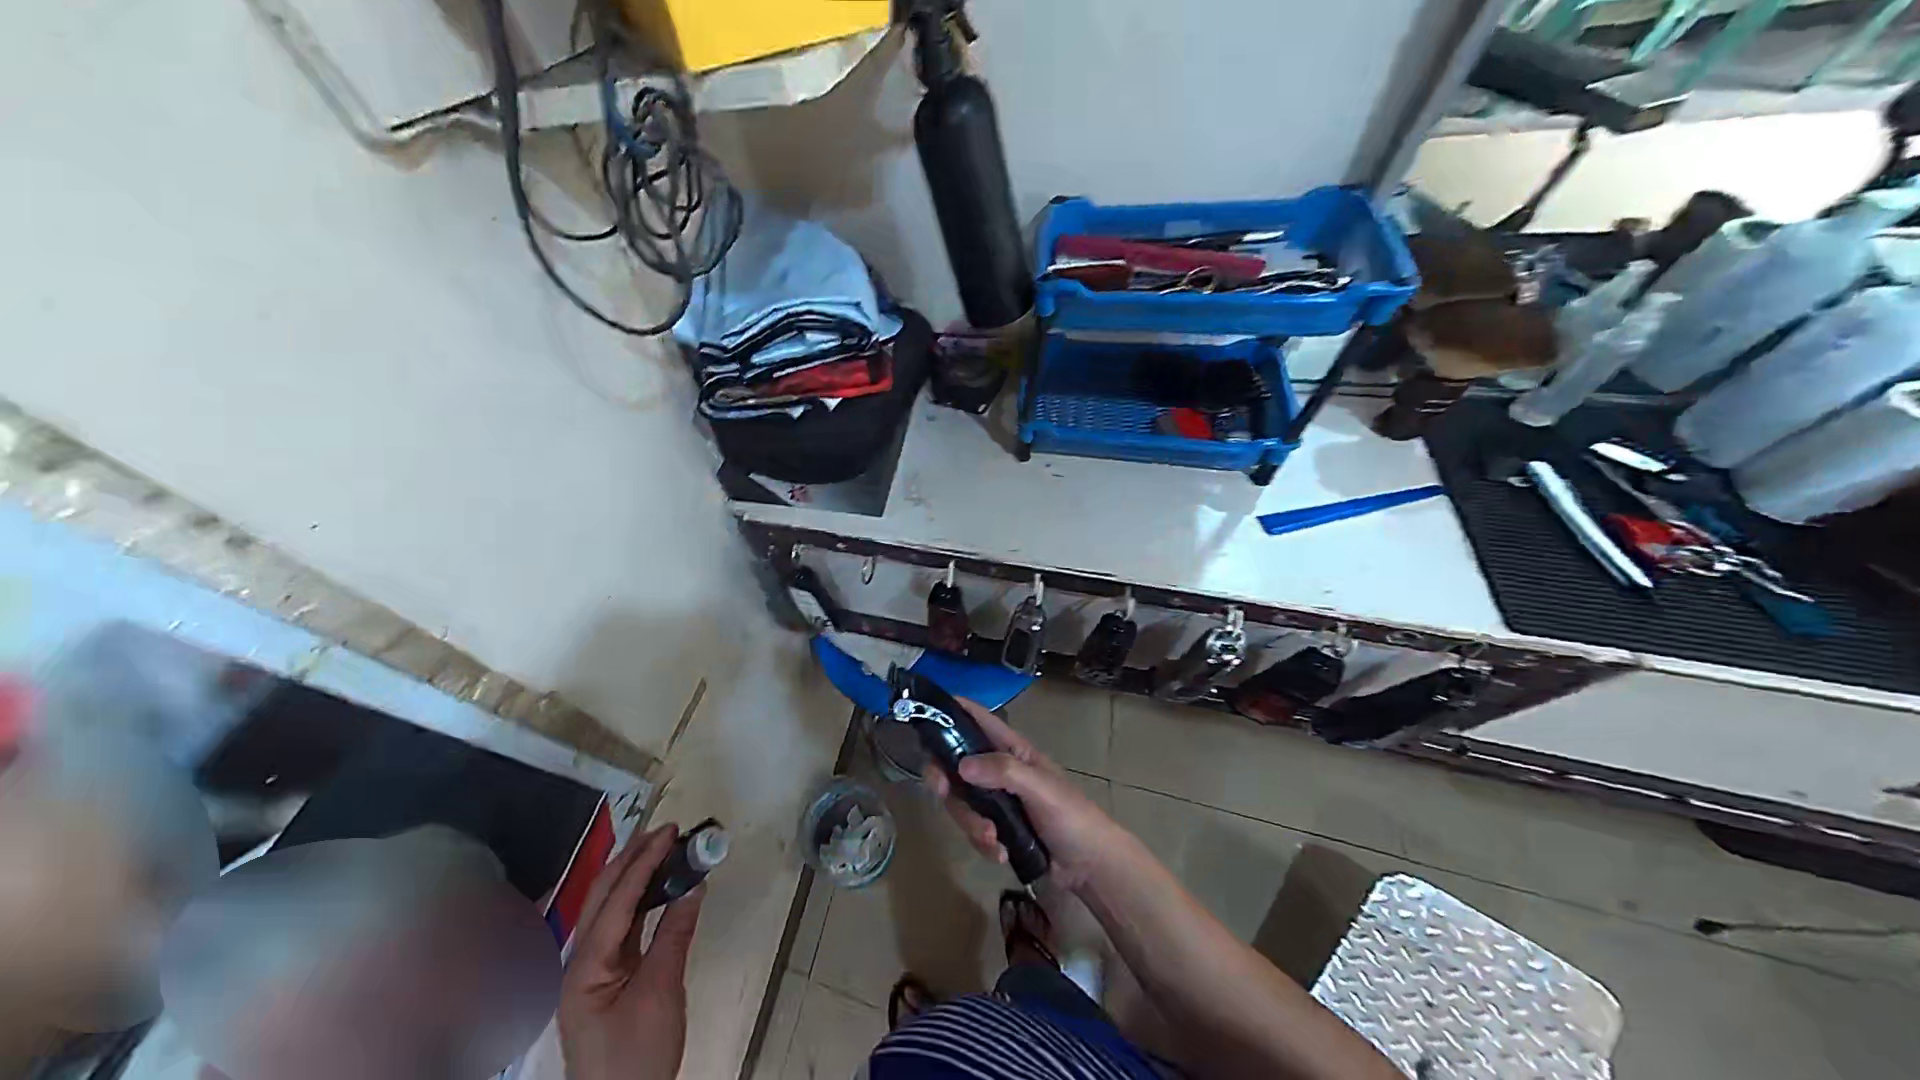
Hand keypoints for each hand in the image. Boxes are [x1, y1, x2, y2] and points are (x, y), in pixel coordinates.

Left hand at [558, 824, 703, 1079]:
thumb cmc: (638, 1054)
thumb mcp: (662, 992)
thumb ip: (675, 934)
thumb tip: (695, 884)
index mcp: (585, 966)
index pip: (617, 899)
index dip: (644, 860)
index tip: (671, 831)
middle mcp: (581, 962)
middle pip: (603, 896)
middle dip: (632, 858)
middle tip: (666, 831)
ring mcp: (593, 971)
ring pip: (611, 909)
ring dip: (636, 876)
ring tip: (664, 850)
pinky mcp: (608, 979)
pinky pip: (623, 927)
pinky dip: (642, 901)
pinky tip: (660, 890)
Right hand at [923, 699, 1134, 892]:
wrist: (1089, 867)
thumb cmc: (1072, 816)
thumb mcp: (1041, 788)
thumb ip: (1004, 771)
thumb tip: (961, 765)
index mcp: (1012, 750)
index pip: (978, 720)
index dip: (952, 710)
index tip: (924, 711)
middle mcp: (998, 770)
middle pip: (954, 764)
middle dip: (944, 779)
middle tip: (941, 791)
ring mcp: (994, 801)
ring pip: (960, 802)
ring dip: (971, 823)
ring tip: (993, 840)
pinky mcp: (994, 830)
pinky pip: (971, 830)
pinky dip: (982, 844)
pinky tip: (1000, 854)